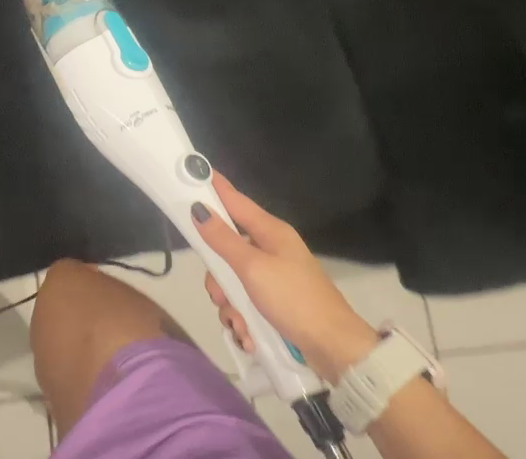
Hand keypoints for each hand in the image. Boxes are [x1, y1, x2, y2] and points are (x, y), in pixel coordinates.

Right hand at [192, 171, 379, 379]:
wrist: (335, 349)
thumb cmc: (294, 299)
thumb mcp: (253, 268)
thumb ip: (223, 239)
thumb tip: (198, 208)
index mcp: (270, 231)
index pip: (235, 200)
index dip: (213, 188)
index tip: (190, 174)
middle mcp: (271, 249)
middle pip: (227, 249)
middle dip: (218, 277)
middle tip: (220, 294)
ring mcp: (274, 277)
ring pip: (232, 281)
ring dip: (230, 306)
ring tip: (240, 325)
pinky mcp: (275, 303)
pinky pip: (245, 303)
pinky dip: (243, 320)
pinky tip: (248, 336)